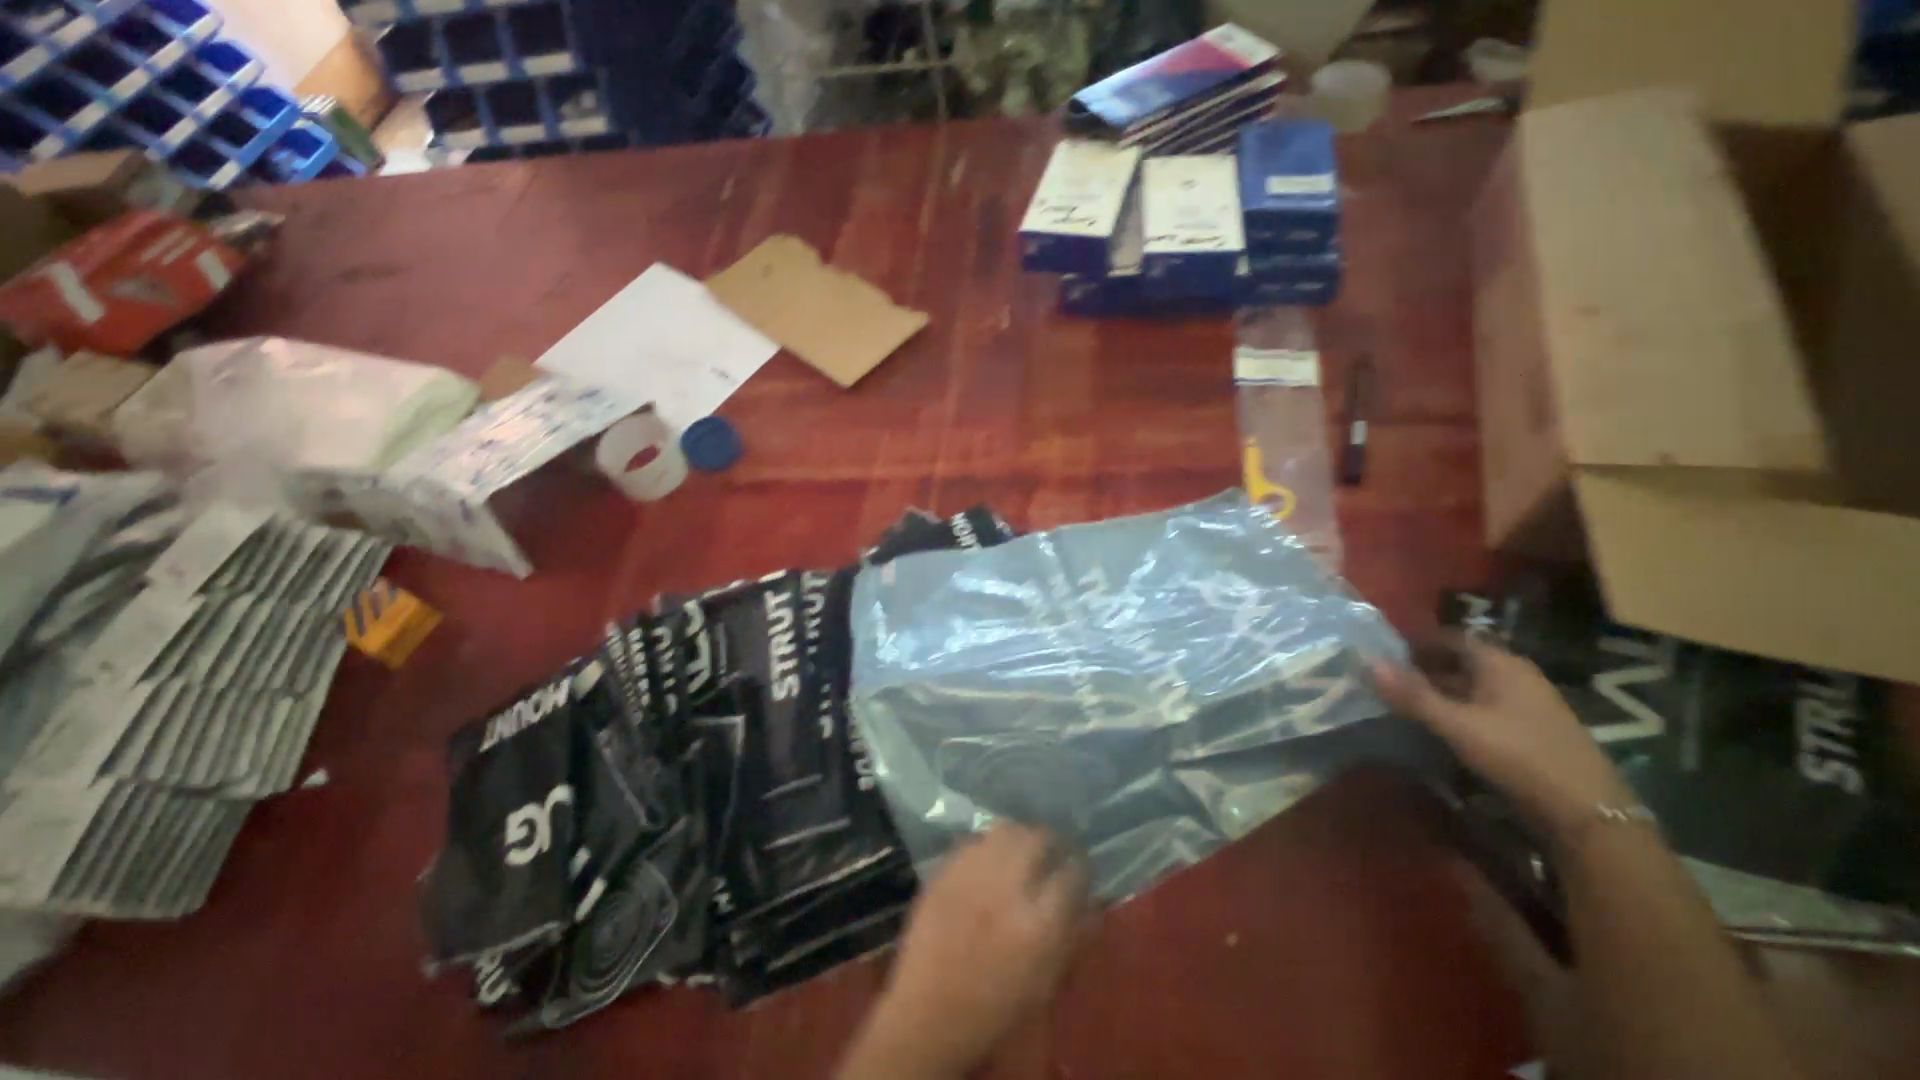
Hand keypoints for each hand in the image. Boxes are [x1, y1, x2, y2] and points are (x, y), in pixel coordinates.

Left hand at [838, 824, 1091, 1079]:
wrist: (931, 1014)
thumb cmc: (998, 1007)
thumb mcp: (1048, 979)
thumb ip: (1074, 933)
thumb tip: (1094, 898)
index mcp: (1041, 921)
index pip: (1073, 871)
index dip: (1080, 866)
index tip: (1079, 869)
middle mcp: (1007, 888)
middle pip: (1037, 837)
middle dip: (1050, 841)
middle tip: (1050, 853)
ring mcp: (971, 875)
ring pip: (1004, 830)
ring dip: (1018, 837)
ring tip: (1020, 852)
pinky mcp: (944, 873)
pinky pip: (973, 843)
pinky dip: (986, 847)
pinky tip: (988, 864)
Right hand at [1370, 637, 1636, 842]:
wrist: (1585, 807)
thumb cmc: (1518, 754)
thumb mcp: (1458, 725)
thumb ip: (1413, 696)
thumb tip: (1369, 662)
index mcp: (1500, 663)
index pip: (1452, 638)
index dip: (1417, 641)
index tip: (1384, 652)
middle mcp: (1515, 674)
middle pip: (1463, 661)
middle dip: (1425, 668)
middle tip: (1387, 679)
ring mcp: (1527, 702)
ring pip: (1474, 686)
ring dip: (1442, 691)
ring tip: (1405, 704)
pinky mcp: (1530, 729)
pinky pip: (1485, 707)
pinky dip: (1459, 710)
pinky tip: (1441, 728)